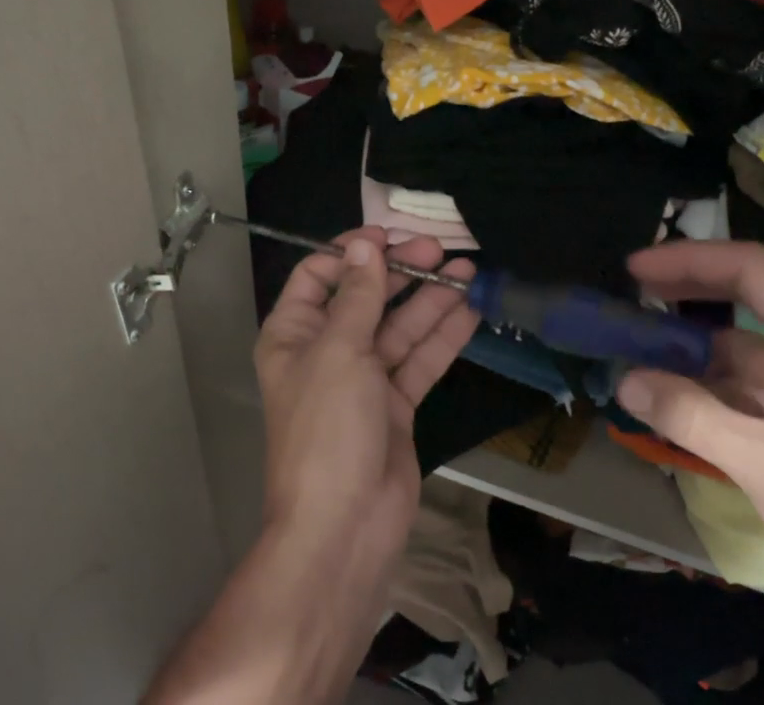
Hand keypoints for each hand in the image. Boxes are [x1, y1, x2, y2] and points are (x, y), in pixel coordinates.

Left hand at [254, 226, 478, 561]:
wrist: (344, 525)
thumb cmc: (327, 429)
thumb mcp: (338, 352)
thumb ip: (357, 297)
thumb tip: (363, 245)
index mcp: (293, 335)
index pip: (318, 276)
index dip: (352, 253)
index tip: (390, 237)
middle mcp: (325, 351)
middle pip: (365, 298)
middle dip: (401, 272)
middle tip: (441, 251)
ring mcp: (362, 380)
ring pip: (398, 329)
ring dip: (430, 300)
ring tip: (469, 271)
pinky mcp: (394, 407)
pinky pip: (418, 363)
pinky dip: (442, 339)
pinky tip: (470, 312)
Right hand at [613, 241, 763, 704]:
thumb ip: (689, 415)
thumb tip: (624, 379)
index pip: (752, 270)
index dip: (689, 260)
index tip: (631, 271)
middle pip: (745, 306)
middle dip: (683, 303)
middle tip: (621, 308)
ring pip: (744, 358)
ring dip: (689, 358)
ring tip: (628, 360)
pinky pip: (752, 398)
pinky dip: (709, 396)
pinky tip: (668, 408)